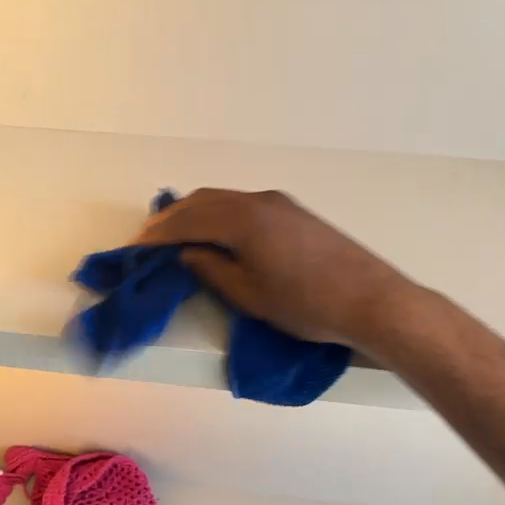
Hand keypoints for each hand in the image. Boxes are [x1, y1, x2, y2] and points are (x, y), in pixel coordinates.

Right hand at [134, 188, 421, 346]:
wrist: (372, 301)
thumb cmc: (306, 304)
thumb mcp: (248, 294)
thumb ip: (210, 269)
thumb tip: (185, 253)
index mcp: (243, 219)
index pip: (186, 220)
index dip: (156, 234)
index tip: (132, 248)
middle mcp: (258, 201)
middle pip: (202, 201)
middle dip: (170, 219)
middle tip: (146, 241)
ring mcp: (279, 203)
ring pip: (222, 200)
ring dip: (193, 214)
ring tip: (172, 238)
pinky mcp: (293, 213)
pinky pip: (241, 205)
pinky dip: (216, 215)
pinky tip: (211, 234)